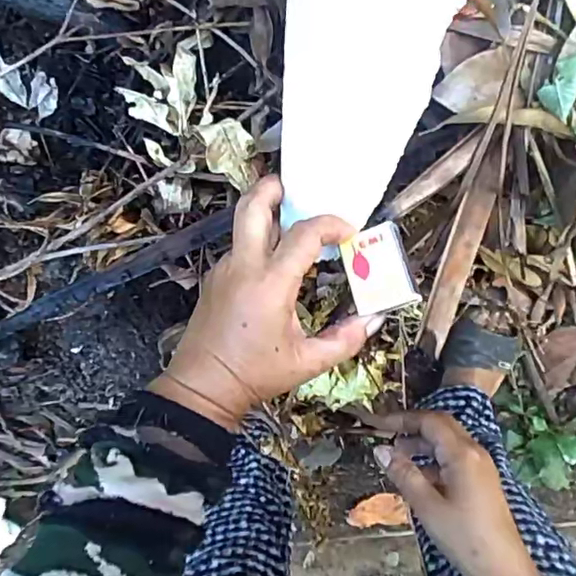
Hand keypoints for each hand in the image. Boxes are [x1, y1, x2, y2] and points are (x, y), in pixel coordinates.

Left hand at [148, 176, 378, 431]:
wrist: (202, 387)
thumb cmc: (253, 374)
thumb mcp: (308, 363)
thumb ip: (345, 340)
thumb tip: (372, 320)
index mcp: (270, 284)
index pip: (303, 234)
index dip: (331, 225)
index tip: (348, 232)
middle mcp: (243, 267)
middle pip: (251, 206)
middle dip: (274, 187)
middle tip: (298, 188)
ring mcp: (224, 270)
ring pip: (244, 225)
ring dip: (268, 215)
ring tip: (294, 225)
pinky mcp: (216, 278)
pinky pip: (240, 248)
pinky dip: (260, 243)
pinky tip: (277, 263)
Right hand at [373, 411, 539, 575]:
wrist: (501, 569)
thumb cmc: (463, 536)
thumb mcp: (427, 505)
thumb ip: (404, 474)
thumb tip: (381, 450)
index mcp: (463, 453)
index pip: (430, 421)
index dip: (402, 419)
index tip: (378, 424)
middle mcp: (475, 452)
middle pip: (442, 426)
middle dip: (413, 427)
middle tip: (386, 435)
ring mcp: (482, 467)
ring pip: (449, 442)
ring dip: (423, 444)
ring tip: (397, 457)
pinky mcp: (483, 481)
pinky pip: (456, 458)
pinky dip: (434, 460)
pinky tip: (418, 477)